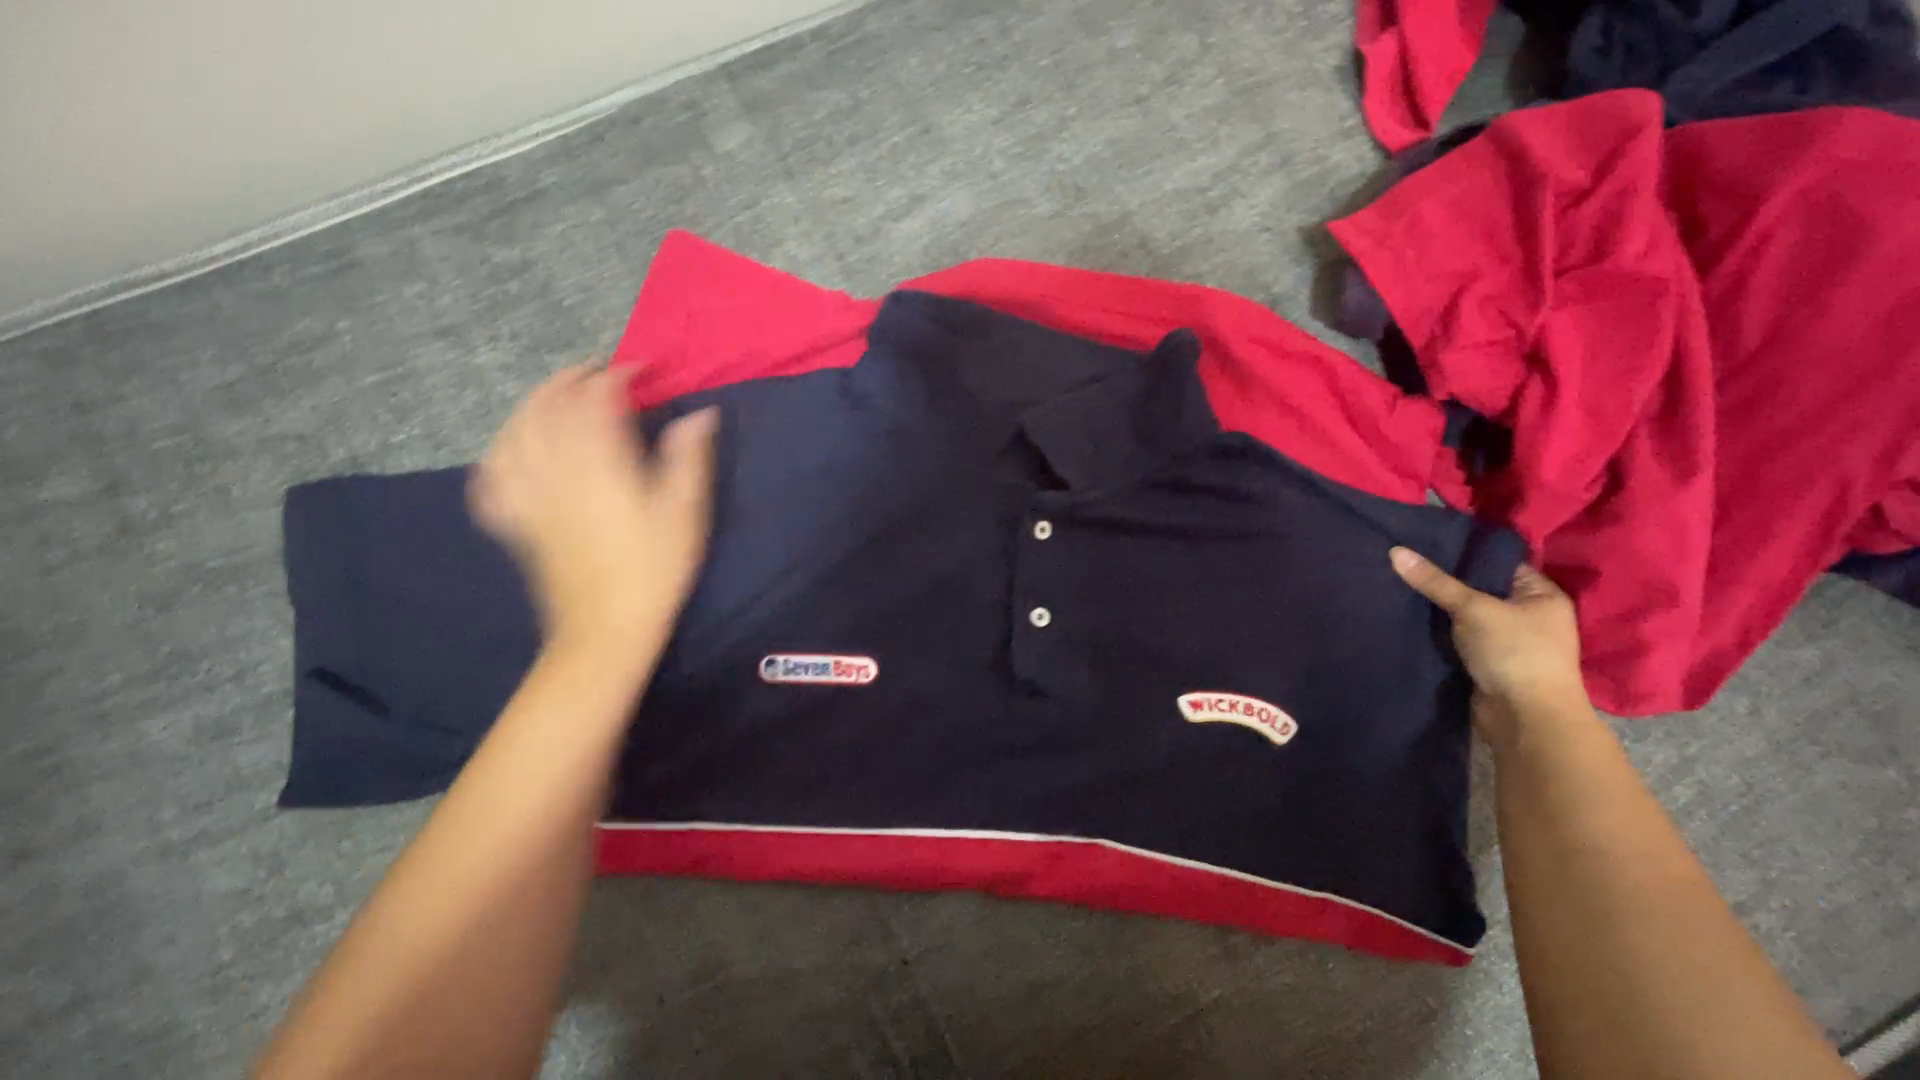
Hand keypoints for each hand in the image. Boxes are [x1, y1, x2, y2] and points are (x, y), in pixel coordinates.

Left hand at [469, 366, 718, 651]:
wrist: (607, 628)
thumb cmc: (654, 569)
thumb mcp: (686, 513)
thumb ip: (688, 458)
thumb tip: (700, 415)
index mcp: (601, 463)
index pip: (596, 399)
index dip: (615, 376)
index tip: (637, 371)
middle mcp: (558, 469)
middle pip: (547, 407)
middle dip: (567, 380)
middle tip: (591, 372)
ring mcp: (531, 495)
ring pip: (515, 434)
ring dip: (531, 405)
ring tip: (551, 397)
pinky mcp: (517, 522)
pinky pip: (493, 478)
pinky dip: (499, 455)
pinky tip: (509, 449)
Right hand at [1388, 547, 1589, 744]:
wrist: (1525, 718)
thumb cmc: (1514, 652)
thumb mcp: (1473, 608)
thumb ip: (1435, 581)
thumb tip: (1395, 551)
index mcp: (1543, 595)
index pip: (1500, 563)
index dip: (1467, 554)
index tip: (1428, 543)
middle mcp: (1531, 616)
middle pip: (1482, 590)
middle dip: (1448, 582)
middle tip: (1409, 564)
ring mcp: (1510, 642)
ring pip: (1469, 617)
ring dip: (1442, 610)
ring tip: (1402, 587)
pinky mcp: (1490, 664)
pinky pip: (1461, 639)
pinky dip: (1442, 634)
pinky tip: (1413, 619)